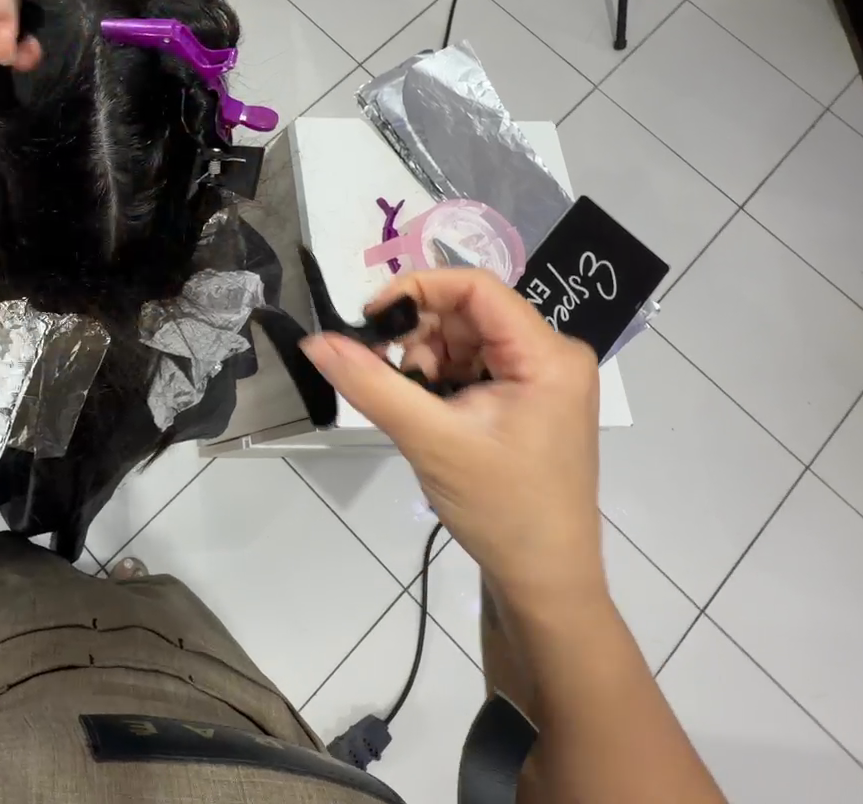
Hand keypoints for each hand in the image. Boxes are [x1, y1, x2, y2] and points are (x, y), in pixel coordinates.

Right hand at [300, 269, 607, 610]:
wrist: (542, 575)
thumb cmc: (500, 506)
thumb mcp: (428, 438)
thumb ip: (368, 383)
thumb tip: (313, 341)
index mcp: (546, 355)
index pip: (475, 287)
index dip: (415, 289)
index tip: (368, 320)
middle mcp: (548, 356)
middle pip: (463, 313)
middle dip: (416, 339)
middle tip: (389, 380)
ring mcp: (536, 378)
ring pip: (458, 340)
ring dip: (421, 363)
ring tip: (415, 409)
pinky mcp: (521, 399)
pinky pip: (465, 366)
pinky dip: (434, 381)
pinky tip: (428, 415)